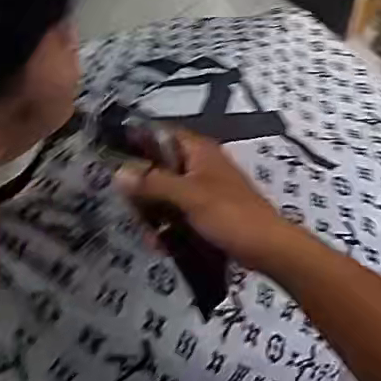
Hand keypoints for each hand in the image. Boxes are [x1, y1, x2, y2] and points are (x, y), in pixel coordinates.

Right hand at [114, 129, 299, 269]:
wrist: (266, 246)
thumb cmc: (229, 214)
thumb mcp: (188, 196)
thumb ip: (153, 182)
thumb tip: (118, 171)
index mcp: (200, 150)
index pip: (163, 134)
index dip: (139, 142)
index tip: (114, 158)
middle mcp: (201, 164)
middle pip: (161, 167)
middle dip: (144, 190)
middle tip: (133, 210)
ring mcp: (205, 189)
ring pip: (167, 194)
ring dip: (155, 214)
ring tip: (151, 236)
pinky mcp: (208, 211)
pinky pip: (179, 213)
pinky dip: (169, 227)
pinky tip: (163, 245)